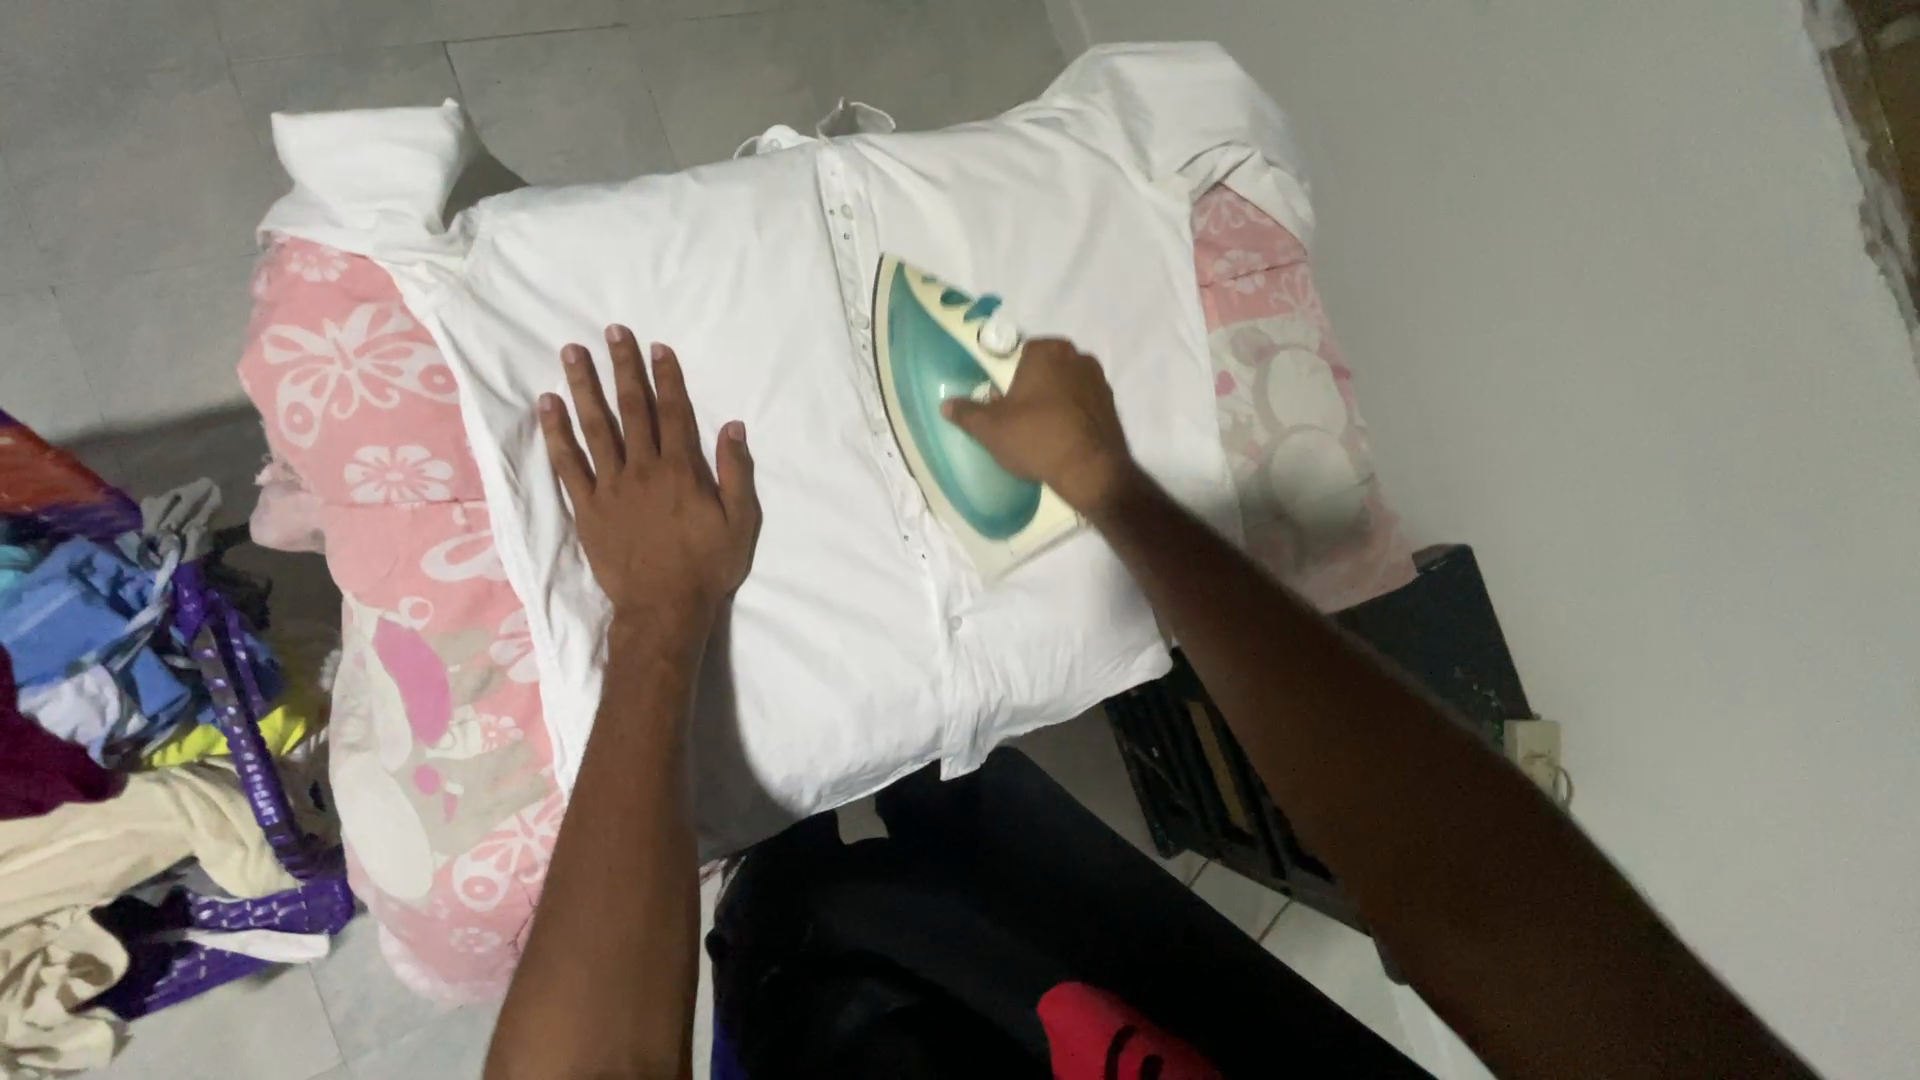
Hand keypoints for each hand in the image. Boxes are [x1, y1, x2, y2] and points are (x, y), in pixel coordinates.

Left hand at [539, 325, 761, 636]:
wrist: (663, 608)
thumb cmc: (708, 566)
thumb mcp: (740, 522)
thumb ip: (736, 473)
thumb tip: (732, 428)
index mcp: (681, 471)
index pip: (673, 413)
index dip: (666, 378)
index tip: (657, 348)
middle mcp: (643, 469)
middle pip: (632, 410)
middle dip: (623, 369)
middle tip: (612, 334)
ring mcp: (610, 487)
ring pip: (594, 427)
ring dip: (584, 388)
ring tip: (573, 354)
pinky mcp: (586, 507)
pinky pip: (567, 464)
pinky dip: (557, 433)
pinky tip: (548, 406)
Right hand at [940, 338, 1138, 517]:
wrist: (1091, 471)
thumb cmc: (1036, 439)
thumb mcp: (990, 428)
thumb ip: (966, 413)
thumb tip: (946, 405)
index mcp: (1047, 350)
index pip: (1018, 351)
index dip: (1006, 374)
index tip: (1001, 398)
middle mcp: (1077, 356)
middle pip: (1044, 367)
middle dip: (1030, 385)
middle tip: (1016, 415)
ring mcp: (1099, 380)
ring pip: (1065, 384)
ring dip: (1052, 399)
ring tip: (1038, 429)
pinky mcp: (1111, 405)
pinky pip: (1082, 403)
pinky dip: (1072, 414)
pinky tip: (1061, 437)